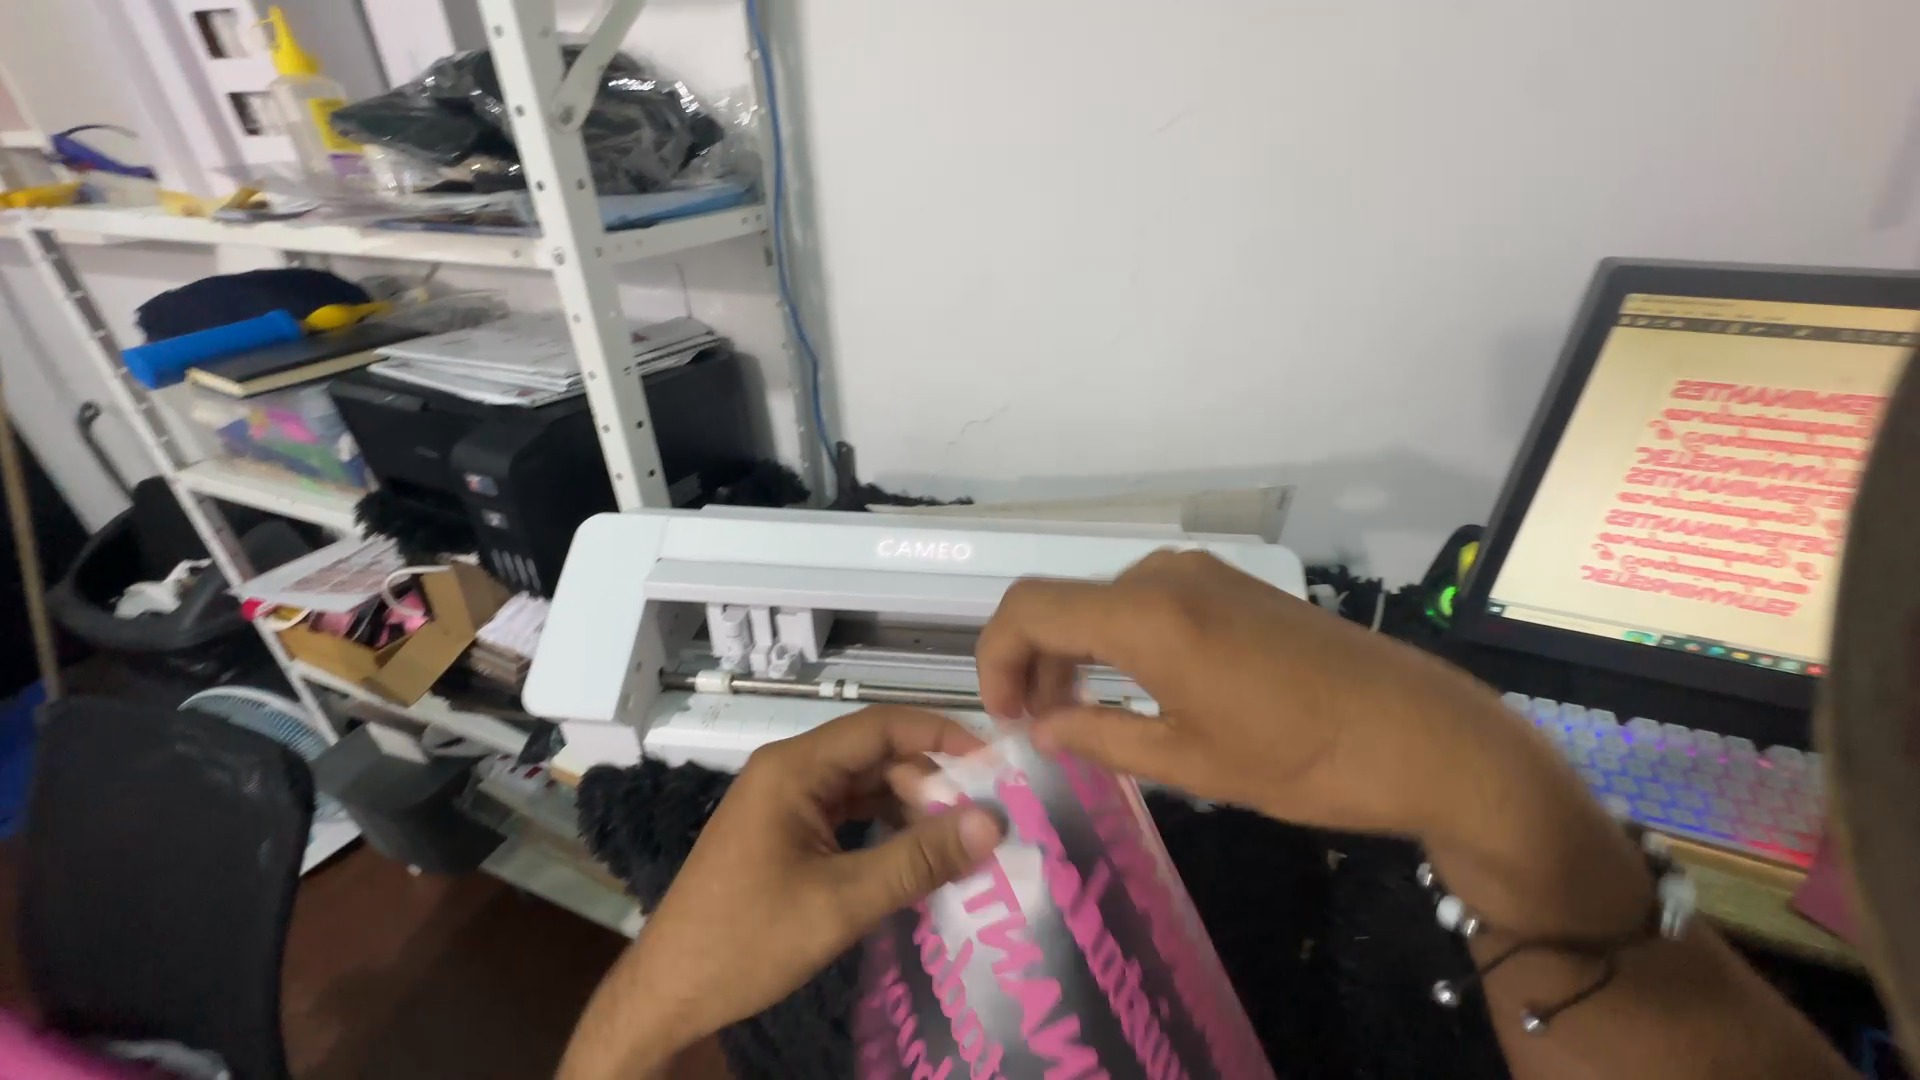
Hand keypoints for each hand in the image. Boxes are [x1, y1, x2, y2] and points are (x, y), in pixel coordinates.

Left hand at [557, 707, 1004, 1079]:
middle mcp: (790, 769)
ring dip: (909, 805)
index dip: (940, 735)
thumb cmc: (748, 940)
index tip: (991, 763)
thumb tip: (993, 823)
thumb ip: (919, 859)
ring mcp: (785, 799)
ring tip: (957, 838)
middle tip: (979, 818)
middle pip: (875, 753)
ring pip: (864, 783)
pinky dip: (884, 826)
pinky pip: (847, 810)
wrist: (668, 995)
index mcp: (795, 767)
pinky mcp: (785, 829)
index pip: (882, 726)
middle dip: (929, 779)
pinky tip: (914, 853)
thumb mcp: (842, 902)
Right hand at [975, 550, 1643, 931]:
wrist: (1426, 736)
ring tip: (1075, 713)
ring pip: (1100, 602)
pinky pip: (1143, 602)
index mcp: (1145, 614)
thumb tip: (1041, 728)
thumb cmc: (1302, 760)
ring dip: (1073, 652)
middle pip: (1061, 603)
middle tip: (1035, 725)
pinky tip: (1128, 687)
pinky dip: (1115, 641)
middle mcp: (1163, 574)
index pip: (1028, 609)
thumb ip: (1099, 738)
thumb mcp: (1189, 763)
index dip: (995, 659)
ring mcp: (1200, 572)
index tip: (1003, 716)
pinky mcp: (1229, 585)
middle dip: (1032, 661)